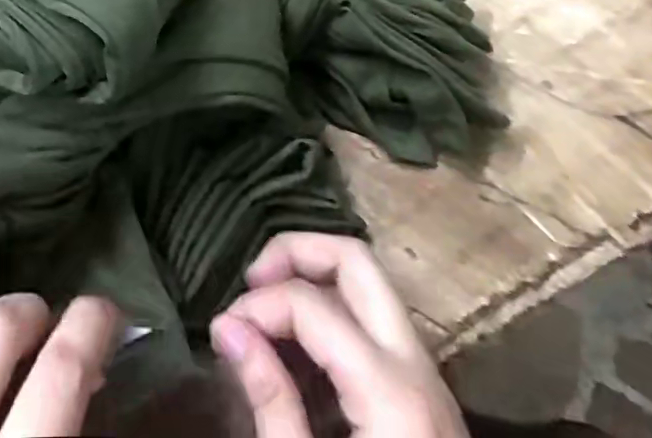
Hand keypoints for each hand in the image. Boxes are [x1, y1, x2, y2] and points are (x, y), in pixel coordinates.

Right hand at [210, 233, 468, 437]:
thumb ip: (270, 399)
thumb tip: (226, 326)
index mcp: (392, 394)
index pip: (309, 303)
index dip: (256, 306)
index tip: (223, 334)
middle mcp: (419, 369)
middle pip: (357, 261)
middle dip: (293, 253)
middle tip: (251, 282)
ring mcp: (428, 378)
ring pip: (369, 283)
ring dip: (312, 277)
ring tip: (268, 309)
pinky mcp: (423, 394)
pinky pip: (373, 320)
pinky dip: (329, 308)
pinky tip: (297, 345)